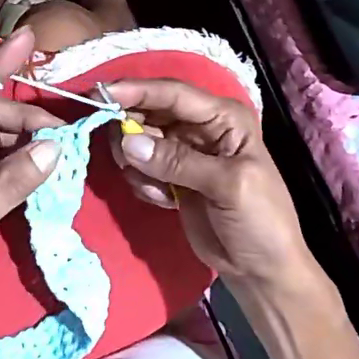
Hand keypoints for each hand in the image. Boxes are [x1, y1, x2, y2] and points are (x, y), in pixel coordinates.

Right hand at [108, 79, 313, 289]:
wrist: (261, 268)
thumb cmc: (260, 220)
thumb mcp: (227, 186)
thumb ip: (178, 162)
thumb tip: (128, 142)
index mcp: (223, 117)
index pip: (172, 93)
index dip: (135, 90)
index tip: (97, 93)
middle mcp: (201, 126)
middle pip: (149, 112)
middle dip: (129, 129)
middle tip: (123, 159)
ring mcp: (185, 152)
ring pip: (139, 139)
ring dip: (137, 163)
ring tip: (158, 189)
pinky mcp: (172, 177)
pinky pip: (141, 167)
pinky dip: (143, 182)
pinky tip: (166, 201)